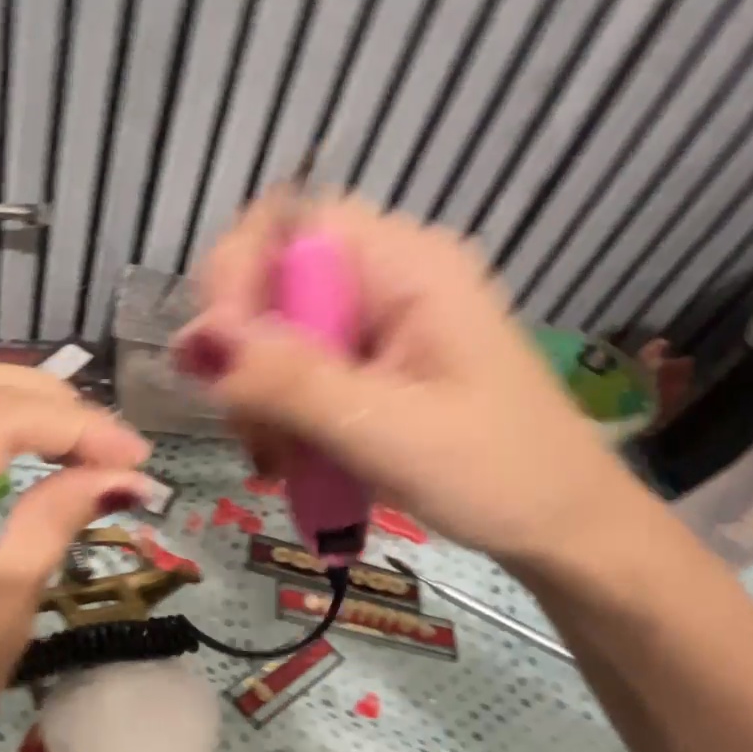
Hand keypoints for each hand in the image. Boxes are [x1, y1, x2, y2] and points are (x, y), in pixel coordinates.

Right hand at [177, 193, 641, 563]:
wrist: (561, 529)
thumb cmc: (497, 475)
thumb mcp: (386, 429)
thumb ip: (288, 382)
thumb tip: (191, 341)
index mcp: (407, 265)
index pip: (287, 222)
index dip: (236, 275)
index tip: (219, 358)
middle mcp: (384, 277)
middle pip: (267, 281)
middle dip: (242, 356)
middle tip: (253, 430)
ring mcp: (373, 322)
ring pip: (267, 335)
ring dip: (254, 399)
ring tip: (281, 460)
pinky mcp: (364, 363)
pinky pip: (287, 371)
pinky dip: (274, 416)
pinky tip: (292, 460)